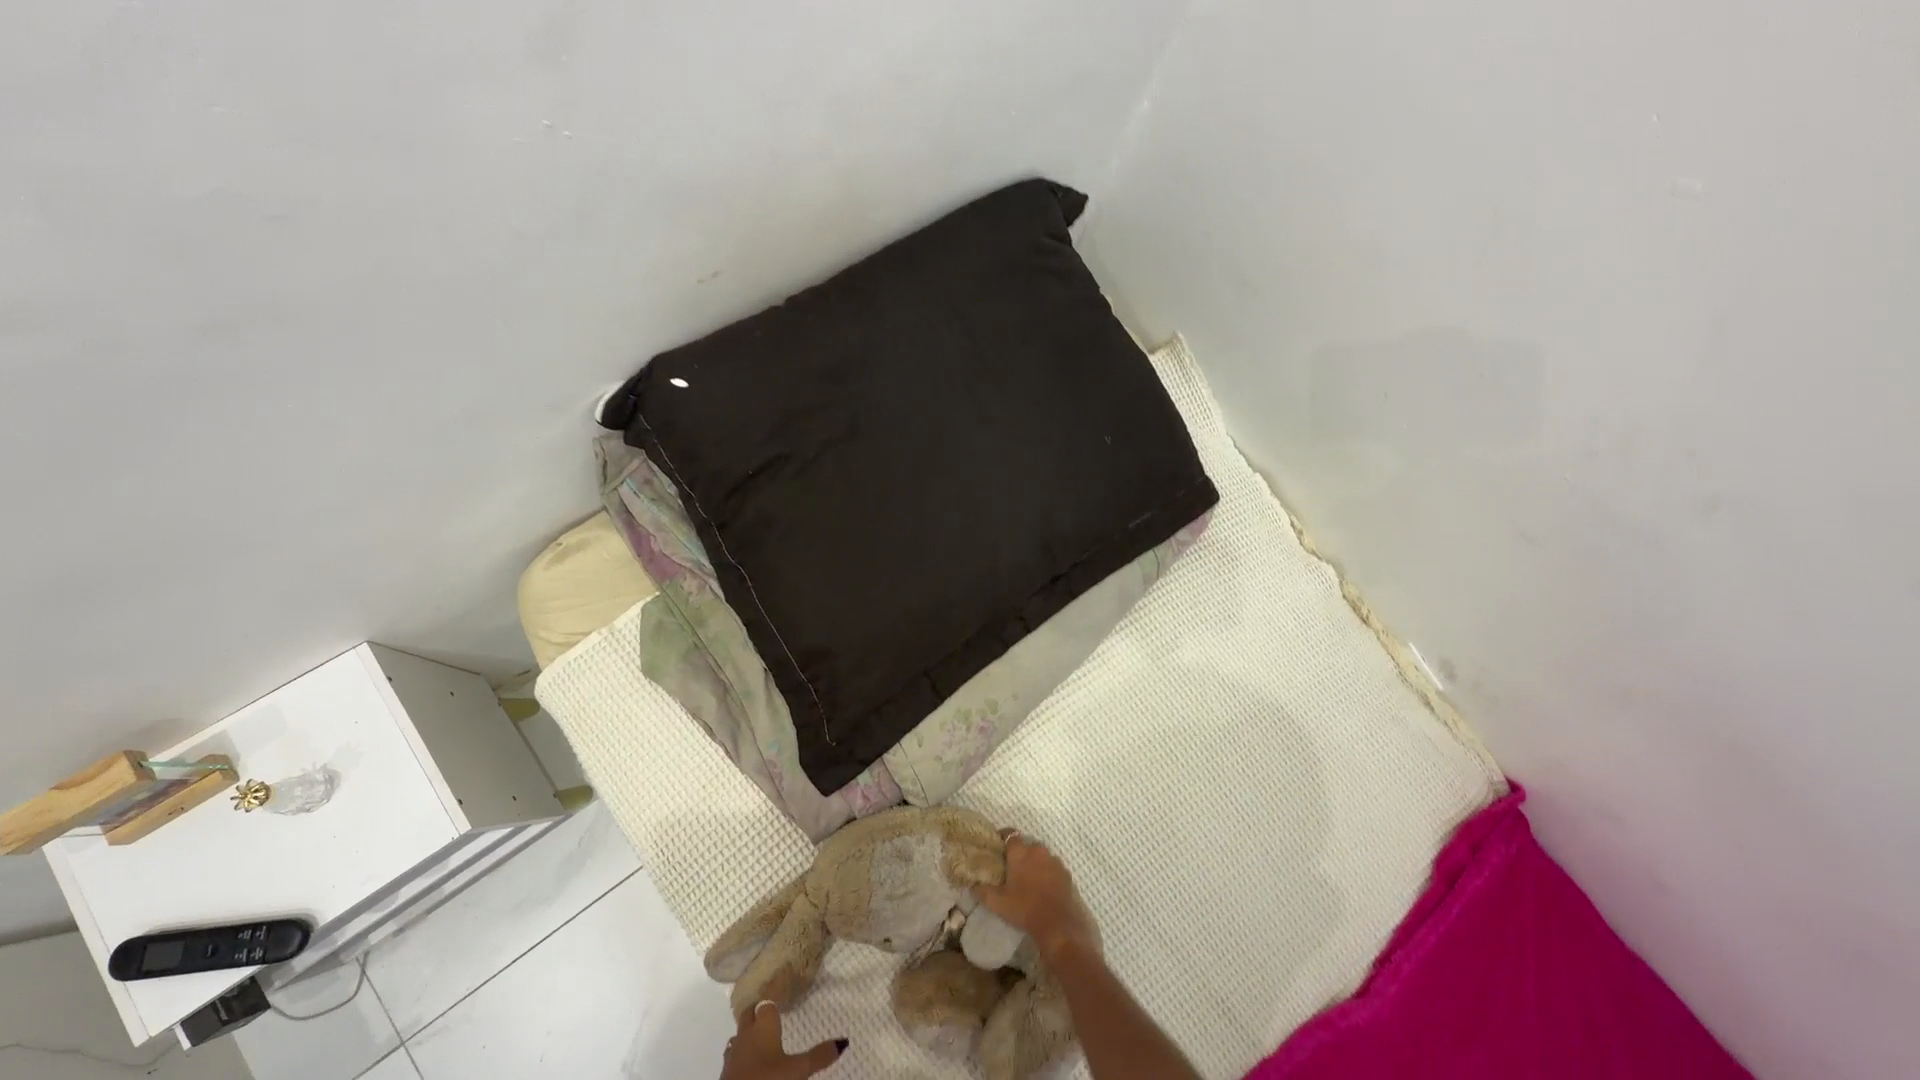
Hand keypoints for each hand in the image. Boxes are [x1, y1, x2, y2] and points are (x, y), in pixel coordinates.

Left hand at [719, 1001, 845, 1078]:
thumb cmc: (768, 1079)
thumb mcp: (798, 1070)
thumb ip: (819, 1055)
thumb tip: (844, 1040)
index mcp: (763, 1026)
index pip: (766, 1002)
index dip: (773, 996)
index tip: (781, 989)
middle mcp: (746, 1034)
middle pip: (749, 1013)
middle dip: (759, 1009)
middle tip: (772, 1008)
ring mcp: (733, 1052)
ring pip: (740, 1032)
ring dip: (749, 1030)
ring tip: (762, 1032)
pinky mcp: (726, 1070)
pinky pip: (735, 1052)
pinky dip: (743, 1050)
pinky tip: (752, 1058)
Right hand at [973, 830, 1098, 964]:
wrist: (1058, 923)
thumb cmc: (1024, 908)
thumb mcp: (998, 903)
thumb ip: (982, 891)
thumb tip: (973, 885)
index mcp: (1021, 853)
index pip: (1010, 834)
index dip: (1003, 837)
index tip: (997, 846)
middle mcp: (1038, 851)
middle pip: (1026, 845)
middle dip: (1019, 853)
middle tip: (1011, 867)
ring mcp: (1054, 861)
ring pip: (1040, 855)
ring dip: (1034, 862)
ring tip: (1027, 878)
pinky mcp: (1065, 872)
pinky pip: (1052, 866)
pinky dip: (1046, 871)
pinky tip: (1042, 886)